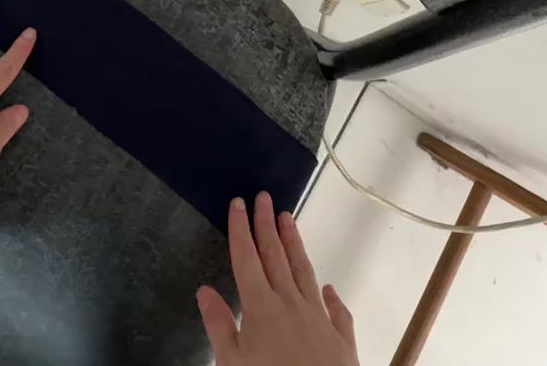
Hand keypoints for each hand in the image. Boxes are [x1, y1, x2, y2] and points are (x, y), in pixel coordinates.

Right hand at [198, 192, 358, 365]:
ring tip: (289, 219)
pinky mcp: (343, 341)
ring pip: (305, 272)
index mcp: (261, 306)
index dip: (240, 228)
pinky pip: (338, 312)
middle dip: (267, 225)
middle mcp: (291, 303)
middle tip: (264, 197)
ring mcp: (320, 319)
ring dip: (295, 244)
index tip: (238, 202)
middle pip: (276, 256)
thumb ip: (219, 326)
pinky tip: (330, 287)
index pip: (246, 258)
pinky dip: (333, 296)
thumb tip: (203, 290)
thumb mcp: (232, 364)